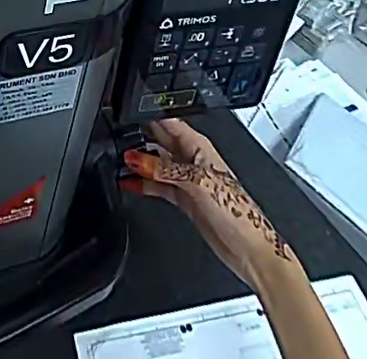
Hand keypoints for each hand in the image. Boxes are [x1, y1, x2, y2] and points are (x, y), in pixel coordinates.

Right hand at [122, 119, 299, 291]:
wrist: (249, 249)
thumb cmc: (236, 210)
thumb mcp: (196, 182)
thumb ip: (163, 170)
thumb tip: (135, 158)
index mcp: (198, 145)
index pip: (167, 123)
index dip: (148, 117)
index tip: (126, 118)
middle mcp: (191, 159)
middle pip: (160, 141)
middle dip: (139, 138)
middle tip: (117, 139)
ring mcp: (187, 179)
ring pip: (157, 164)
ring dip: (139, 163)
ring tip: (117, 162)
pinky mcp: (184, 199)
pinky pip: (158, 186)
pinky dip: (143, 184)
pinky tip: (130, 183)